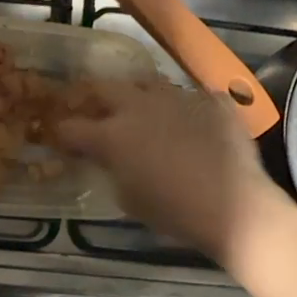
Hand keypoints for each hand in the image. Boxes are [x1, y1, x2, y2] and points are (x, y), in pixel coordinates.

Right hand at [57, 82, 296, 264]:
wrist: (234, 207)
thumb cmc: (172, 211)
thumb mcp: (127, 198)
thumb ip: (111, 170)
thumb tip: (108, 160)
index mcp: (112, 135)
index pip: (71, 128)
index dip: (62, 134)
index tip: (61, 140)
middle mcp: (140, 106)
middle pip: (104, 88)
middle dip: (93, 98)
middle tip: (94, 111)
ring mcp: (178, 98)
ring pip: (149, 85)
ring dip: (140, 97)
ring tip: (145, 113)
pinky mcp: (213, 101)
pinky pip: (192, 97)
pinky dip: (186, 108)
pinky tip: (191, 123)